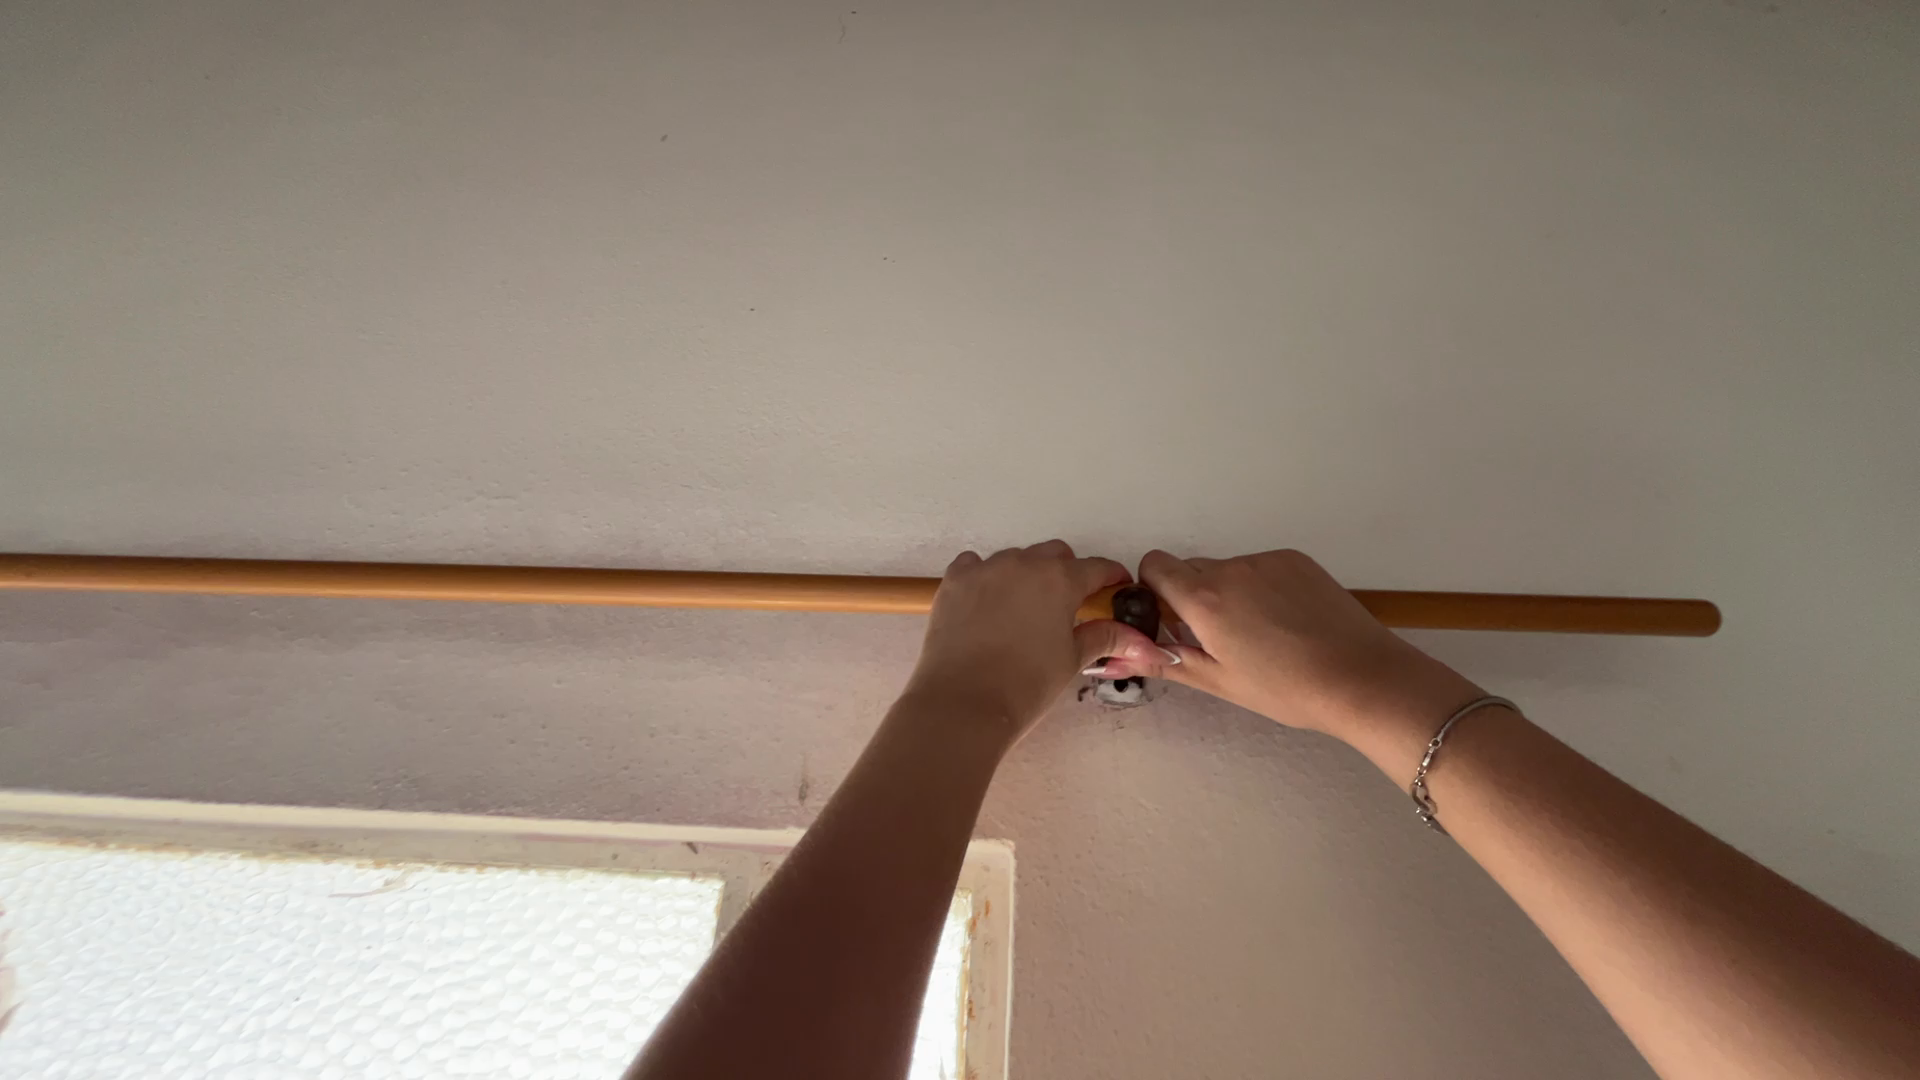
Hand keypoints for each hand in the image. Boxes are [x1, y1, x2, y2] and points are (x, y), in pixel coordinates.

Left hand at [903, 541, 1172, 735]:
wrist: (964, 702)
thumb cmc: (1026, 684)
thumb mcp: (1072, 660)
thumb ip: (1105, 638)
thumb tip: (1140, 639)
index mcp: (1060, 580)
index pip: (1097, 568)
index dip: (1111, 578)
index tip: (1116, 589)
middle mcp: (1024, 563)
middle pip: (1055, 554)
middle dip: (1067, 572)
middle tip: (1068, 605)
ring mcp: (986, 568)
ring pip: (1016, 558)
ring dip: (1027, 574)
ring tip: (1025, 608)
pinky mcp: (955, 580)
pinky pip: (975, 564)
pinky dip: (985, 576)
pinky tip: (986, 601)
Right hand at [1096, 549, 1482, 741]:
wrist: (1363, 678)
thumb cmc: (1285, 689)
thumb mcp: (1218, 682)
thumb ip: (1164, 660)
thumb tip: (1118, 658)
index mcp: (1204, 599)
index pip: (1154, 565)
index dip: (1154, 588)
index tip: (1170, 618)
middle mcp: (1231, 568)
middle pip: (1189, 567)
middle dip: (1191, 595)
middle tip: (1217, 635)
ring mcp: (1266, 560)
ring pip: (1227, 569)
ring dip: (1228, 592)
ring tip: (1261, 632)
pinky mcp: (1296, 560)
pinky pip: (1260, 567)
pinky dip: (1260, 586)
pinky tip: (1286, 620)